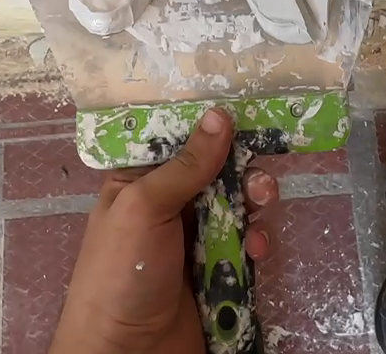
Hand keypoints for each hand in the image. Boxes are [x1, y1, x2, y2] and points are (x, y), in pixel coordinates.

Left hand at [49, 108, 278, 353]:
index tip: (242, 112)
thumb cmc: (122, 273)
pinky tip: (256, 249)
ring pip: (235, 202)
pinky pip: (245, 242)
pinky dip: (256, 241)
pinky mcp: (217, 270)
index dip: (209, 126)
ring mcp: (194, 237)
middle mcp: (169, 203)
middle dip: (241, 166)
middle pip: (215, 168)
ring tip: (263, 204)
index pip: (179, 139)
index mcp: (141, 179)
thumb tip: (219, 115)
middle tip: (258, 173)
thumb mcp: (145, 207)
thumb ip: (186, 164)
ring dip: (254, 200)